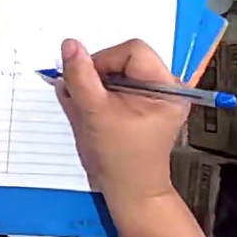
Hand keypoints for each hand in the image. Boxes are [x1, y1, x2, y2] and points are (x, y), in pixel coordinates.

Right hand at [54, 38, 187, 208]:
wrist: (128, 192)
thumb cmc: (117, 156)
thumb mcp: (94, 112)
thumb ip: (80, 75)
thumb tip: (70, 44)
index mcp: (166, 86)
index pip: (132, 51)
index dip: (103, 60)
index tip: (85, 83)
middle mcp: (165, 86)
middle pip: (124, 59)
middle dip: (97, 75)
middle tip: (83, 98)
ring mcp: (153, 95)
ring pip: (116, 71)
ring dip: (94, 86)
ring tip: (87, 108)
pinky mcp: (141, 104)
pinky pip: (116, 85)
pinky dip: (98, 93)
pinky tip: (89, 111)